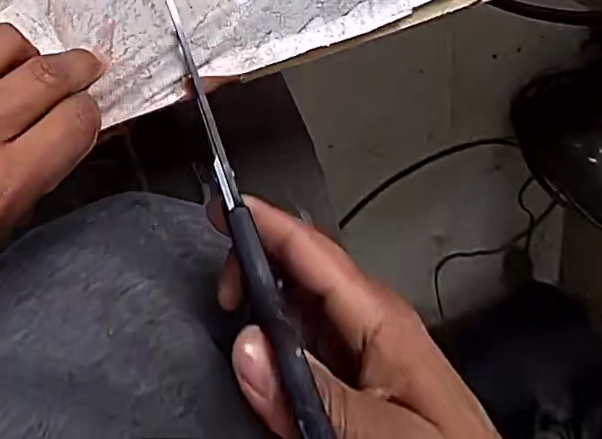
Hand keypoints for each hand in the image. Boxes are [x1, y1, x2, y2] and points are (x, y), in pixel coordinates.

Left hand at [0, 21, 103, 332]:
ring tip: (20, 72)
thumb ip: (42, 166)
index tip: (85, 110)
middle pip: (47, 73)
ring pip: (7, 40)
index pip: (74, 122)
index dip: (89, 113)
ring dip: (27, 54)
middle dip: (77, 69)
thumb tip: (78, 112)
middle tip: (84, 69)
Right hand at [216, 196, 497, 438]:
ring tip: (243, 331)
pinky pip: (310, 331)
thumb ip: (317, 394)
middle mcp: (375, 318)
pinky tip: (272, 357)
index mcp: (382, 319)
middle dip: (254, 265)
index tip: (219, 208)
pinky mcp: (366, 369)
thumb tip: (247, 346)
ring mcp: (371, 343)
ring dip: (264, 303)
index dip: (262, 220)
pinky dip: (280, 332)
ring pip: (301, 297)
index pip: (310, 247)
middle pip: (300, 264)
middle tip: (223, 296)